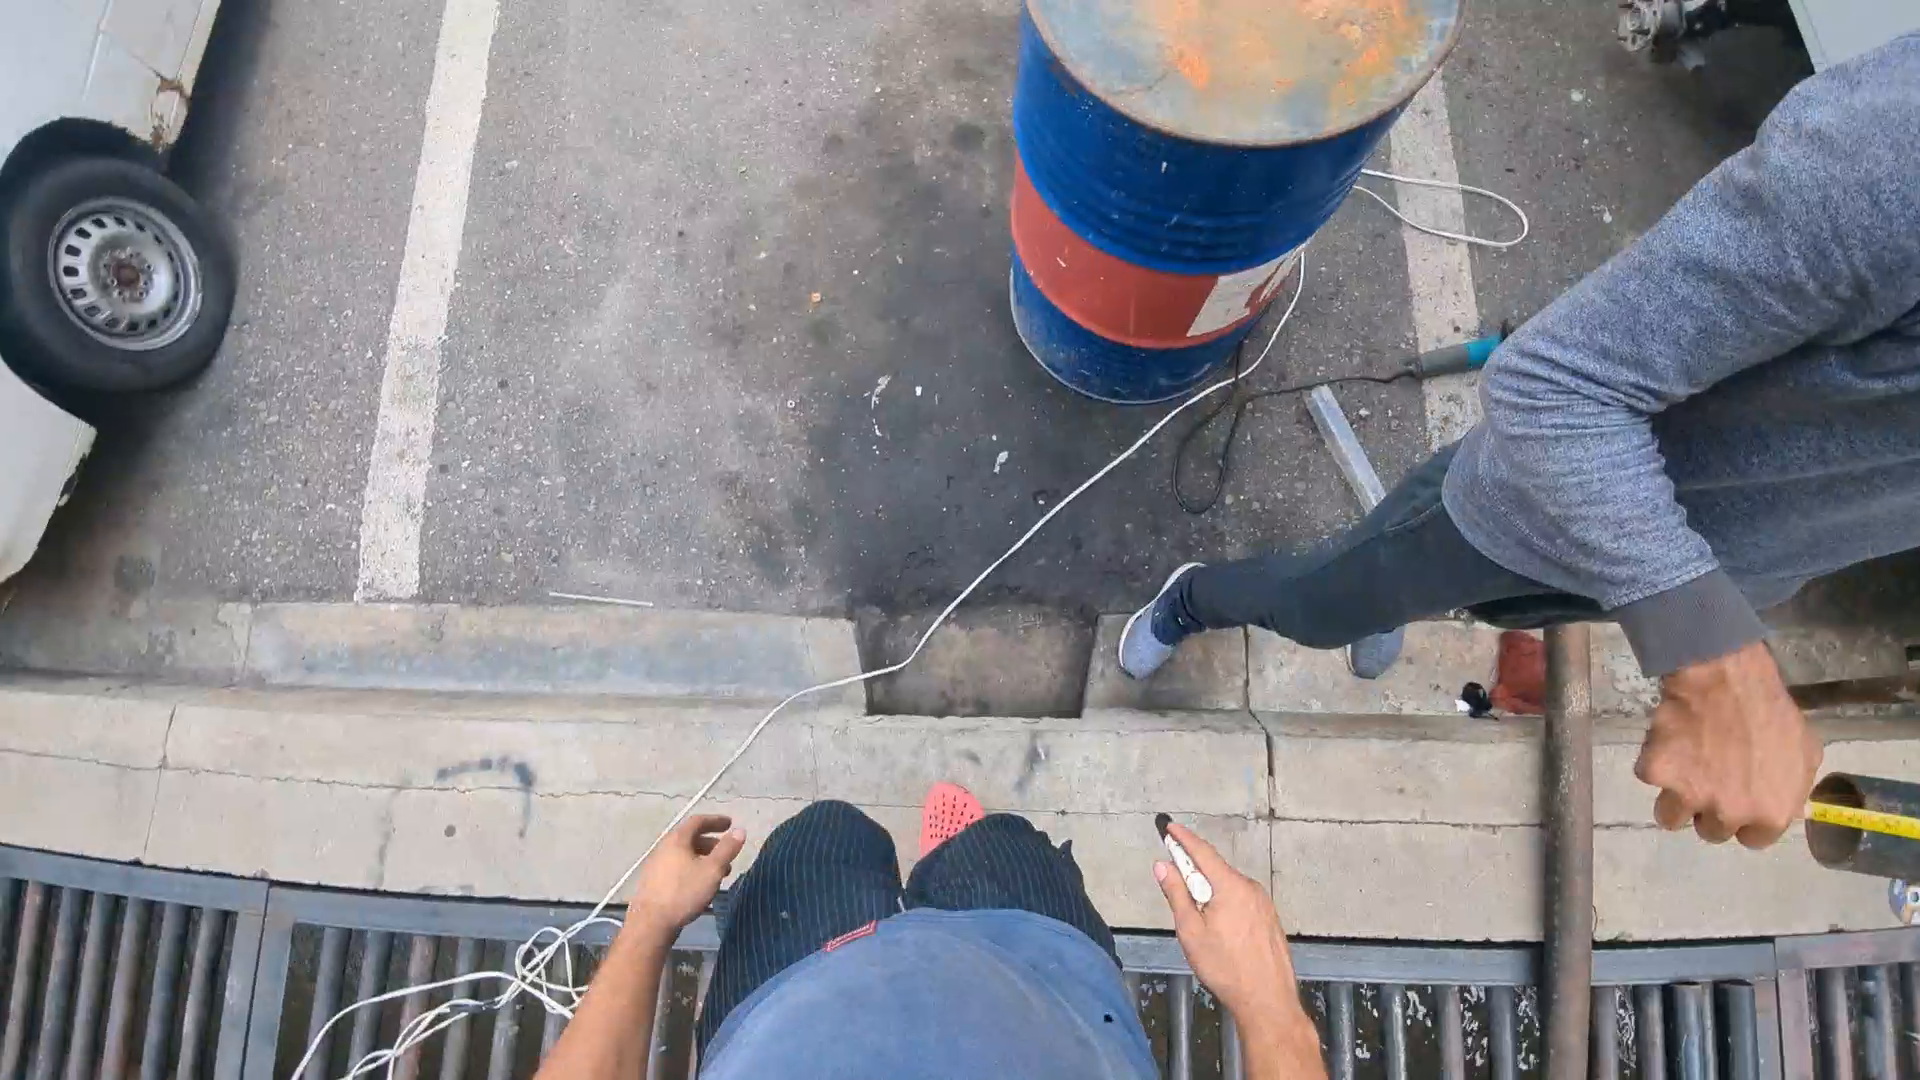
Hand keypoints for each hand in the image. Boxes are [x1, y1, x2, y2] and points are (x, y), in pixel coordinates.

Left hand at [626, 815, 745, 938]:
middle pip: (690, 839)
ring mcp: (655, 866)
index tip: (730, 824)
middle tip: (726, 853)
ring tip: (717, 874)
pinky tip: (698, 885)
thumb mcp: (712, 869)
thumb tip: (740, 830)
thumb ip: (727, 849)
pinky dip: (691, 869)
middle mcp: (663, 848)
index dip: (715, 821)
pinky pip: (676, 868)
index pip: (697, 821)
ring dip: (702, 859)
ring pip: (684, 855)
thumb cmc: (684, 892)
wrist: (650, 925)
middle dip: (711, 844)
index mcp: (677, 840)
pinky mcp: (652, 883)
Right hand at [1153, 824, 1311, 1039]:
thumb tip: (1162, 865)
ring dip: (1211, 890)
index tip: (1169, 827)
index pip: (1202, 851)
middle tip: (1177, 883)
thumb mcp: (1191, 931)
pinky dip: (1226, 902)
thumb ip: (1176, 893)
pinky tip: (1222, 928)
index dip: (1184, 837)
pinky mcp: (1270, 919)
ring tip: (1200, 918)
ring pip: (1230, 886)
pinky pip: (1242, 899)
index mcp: (1230, 886)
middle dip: (1195, 871)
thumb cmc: (1225, 967)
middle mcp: (1250, 888)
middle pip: (1216, 869)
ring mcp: (1264, 903)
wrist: (1269, 1003)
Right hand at [1635, 642, 1821, 847]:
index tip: (1735, 805)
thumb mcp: (1803, 760)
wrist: (1724, 687)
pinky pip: (1648, 776)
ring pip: (1669, 817)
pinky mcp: (1654, 773)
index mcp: (1771, 814)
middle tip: (1703, 787)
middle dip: (1707, 812)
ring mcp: (1687, 794)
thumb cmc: (1772, 719)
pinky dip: (1654, 763)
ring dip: (1672, 800)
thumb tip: (1777, 802)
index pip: (1753, 840)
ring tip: (1676, 775)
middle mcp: (1728, 813)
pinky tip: (1665, 745)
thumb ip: (1787, 791)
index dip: (1744, 822)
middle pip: (1710, 832)